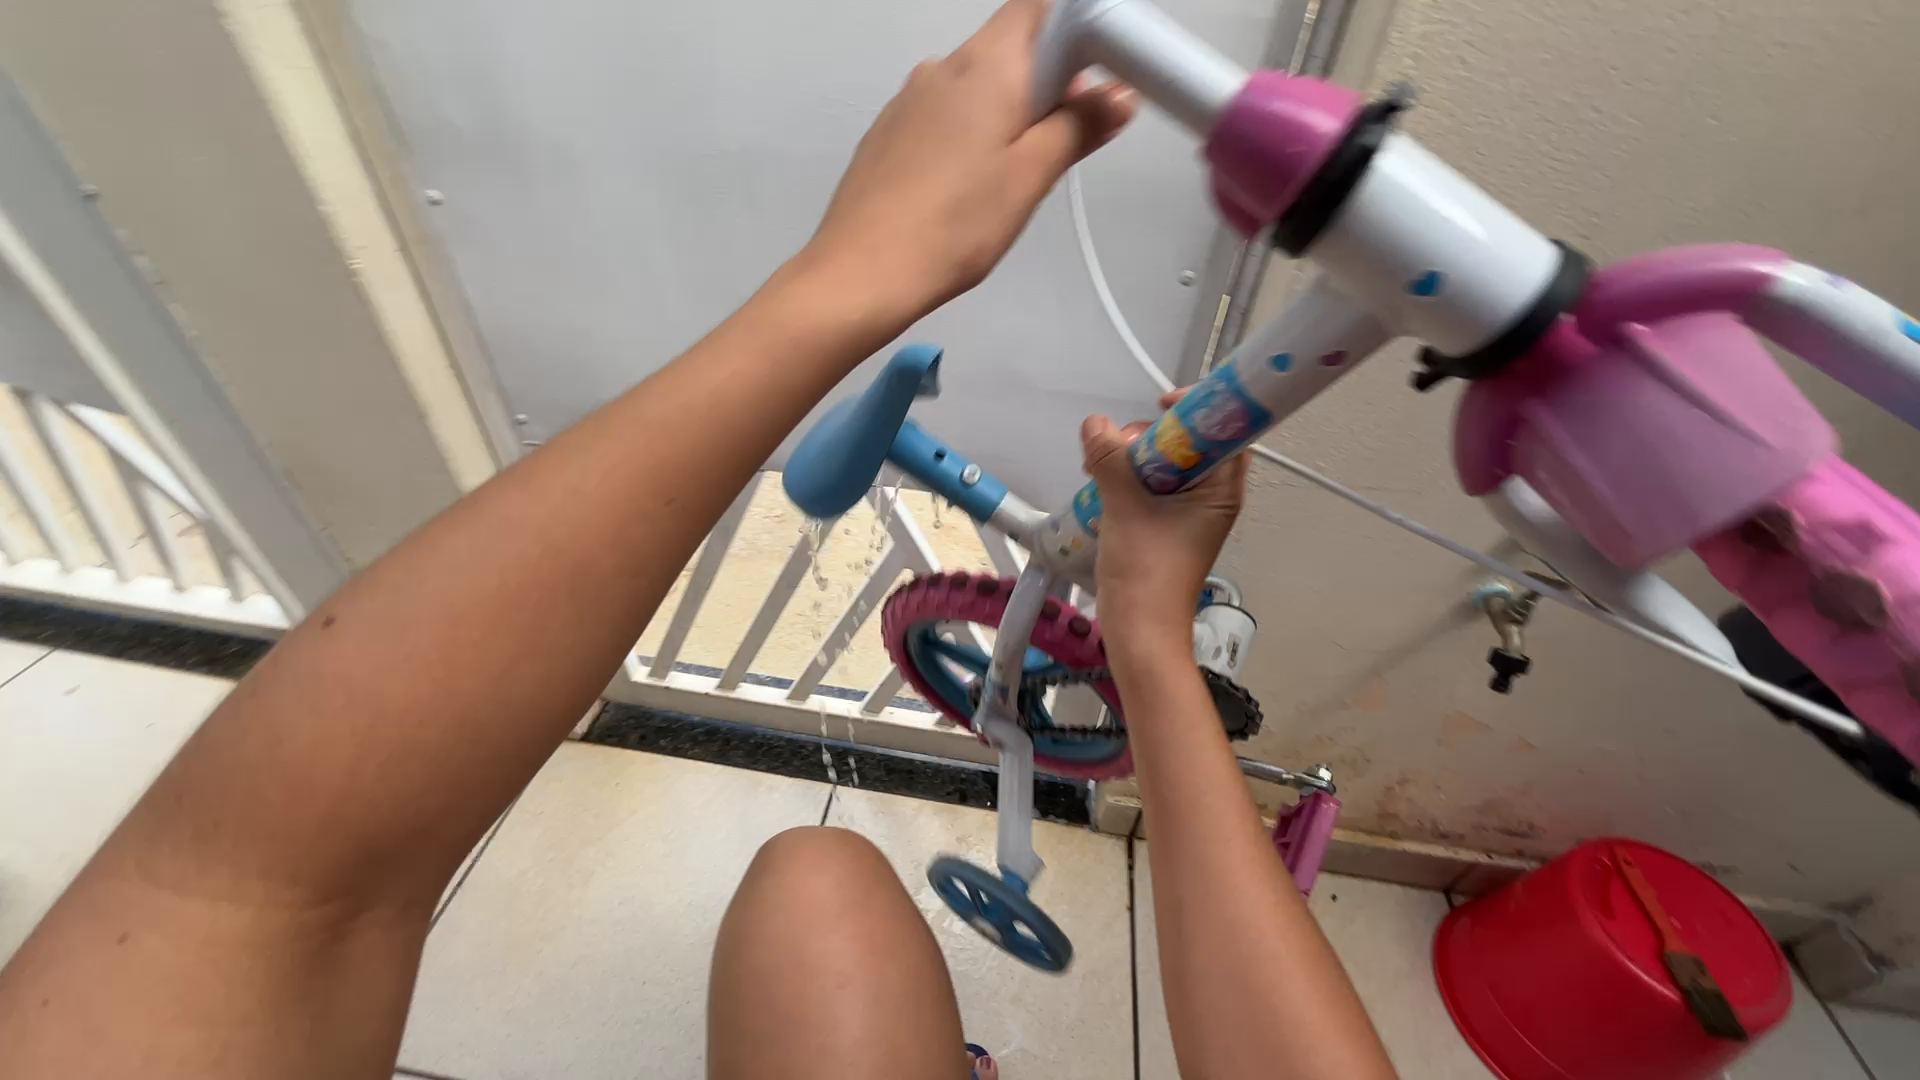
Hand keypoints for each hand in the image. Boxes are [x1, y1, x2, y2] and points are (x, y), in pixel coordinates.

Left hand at [800, 0, 1134, 323]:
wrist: (864, 273)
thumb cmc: (951, 227)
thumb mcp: (1030, 178)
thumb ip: (1077, 128)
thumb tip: (1115, 95)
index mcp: (985, 65)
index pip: (1041, 10)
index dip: (1075, 38)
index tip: (1087, 88)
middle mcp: (942, 68)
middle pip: (1007, 52)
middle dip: (1042, 90)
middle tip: (1051, 152)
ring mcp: (907, 101)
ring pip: (973, 91)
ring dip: (1001, 121)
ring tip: (1002, 186)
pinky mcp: (887, 137)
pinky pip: (940, 121)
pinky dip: (963, 142)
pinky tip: (961, 194)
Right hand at [1081, 389, 1248, 650]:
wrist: (1140, 630)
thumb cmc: (1146, 571)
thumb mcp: (1125, 507)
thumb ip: (1111, 460)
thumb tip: (1095, 424)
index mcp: (1220, 489)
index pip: (1225, 429)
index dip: (1198, 408)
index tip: (1160, 403)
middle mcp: (1212, 497)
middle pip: (1189, 443)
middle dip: (1151, 435)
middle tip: (1118, 445)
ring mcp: (1188, 513)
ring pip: (1164, 465)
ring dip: (1132, 458)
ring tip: (1099, 467)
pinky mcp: (1166, 526)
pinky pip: (1151, 487)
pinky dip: (1128, 479)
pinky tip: (1100, 483)